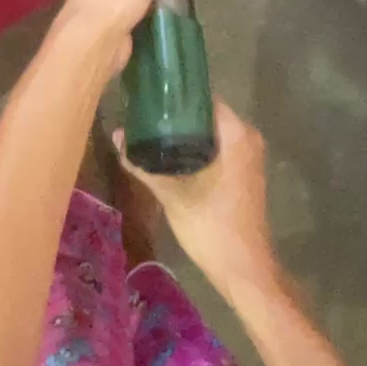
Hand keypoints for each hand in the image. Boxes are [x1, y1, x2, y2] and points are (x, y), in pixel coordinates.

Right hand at [114, 101, 281, 300]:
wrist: (243, 269)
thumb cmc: (212, 226)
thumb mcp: (172, 194)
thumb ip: (144, 164)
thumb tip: (117, 136)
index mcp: (237, 133)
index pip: (204, 97)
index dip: (176, 96)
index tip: (150, 96)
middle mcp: (248, 138)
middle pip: (207, 114)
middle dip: (176, 116)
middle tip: (143, 115)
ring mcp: (249, 156)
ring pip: (212, 133)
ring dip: (185, 134)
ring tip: (151, 132)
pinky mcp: (245, 173)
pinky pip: (218, 148)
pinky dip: (196, 149)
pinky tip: (170, 155)